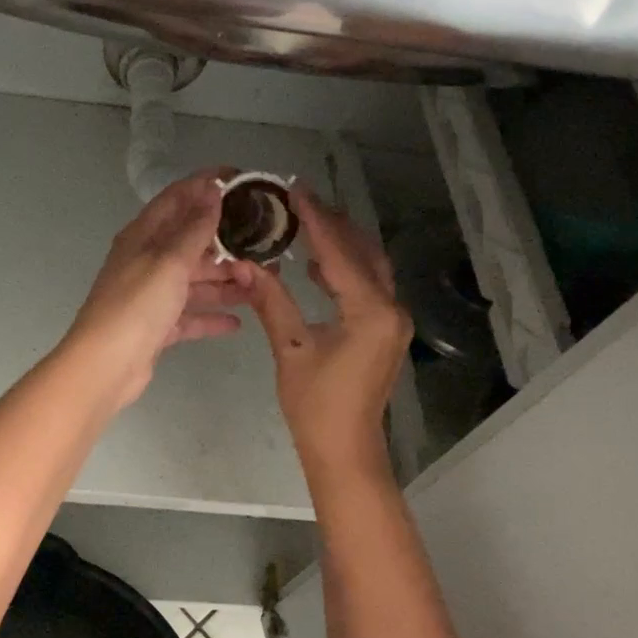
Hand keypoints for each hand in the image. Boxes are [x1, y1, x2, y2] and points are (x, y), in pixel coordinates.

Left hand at [65, 170, 246, 406]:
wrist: (105, 366)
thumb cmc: (136, 306)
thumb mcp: (169, 261)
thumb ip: (194, 228)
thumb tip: (212, 191)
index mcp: (142, 236)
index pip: (177, 198)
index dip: (208, 186)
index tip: (245, 182)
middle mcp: (146, 261)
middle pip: (191, 243)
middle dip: (227, 243)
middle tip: (266, 244)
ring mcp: (151, 296)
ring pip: (195, 282)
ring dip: (226, 282)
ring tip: (261, 284)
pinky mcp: (157, 328)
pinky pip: (190, 316)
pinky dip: (211, 317)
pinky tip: (238, 322)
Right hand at [241, 187, 411, 468]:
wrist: (344, 449)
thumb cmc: (315, 405)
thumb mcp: (290, 350)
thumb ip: (271, 301)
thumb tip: (244, 263)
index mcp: (370, 310)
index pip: (338, 252)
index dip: (315, 218)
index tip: (293, 189)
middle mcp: (390, 307)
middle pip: (362, 251)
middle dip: (331, 224)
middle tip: (297, 201)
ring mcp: (392, 319)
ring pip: (368, 266)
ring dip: (339, 244)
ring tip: (304, 224)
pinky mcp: (385, 330)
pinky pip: (367, 286)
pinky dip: (344, 268)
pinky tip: (316, 265)